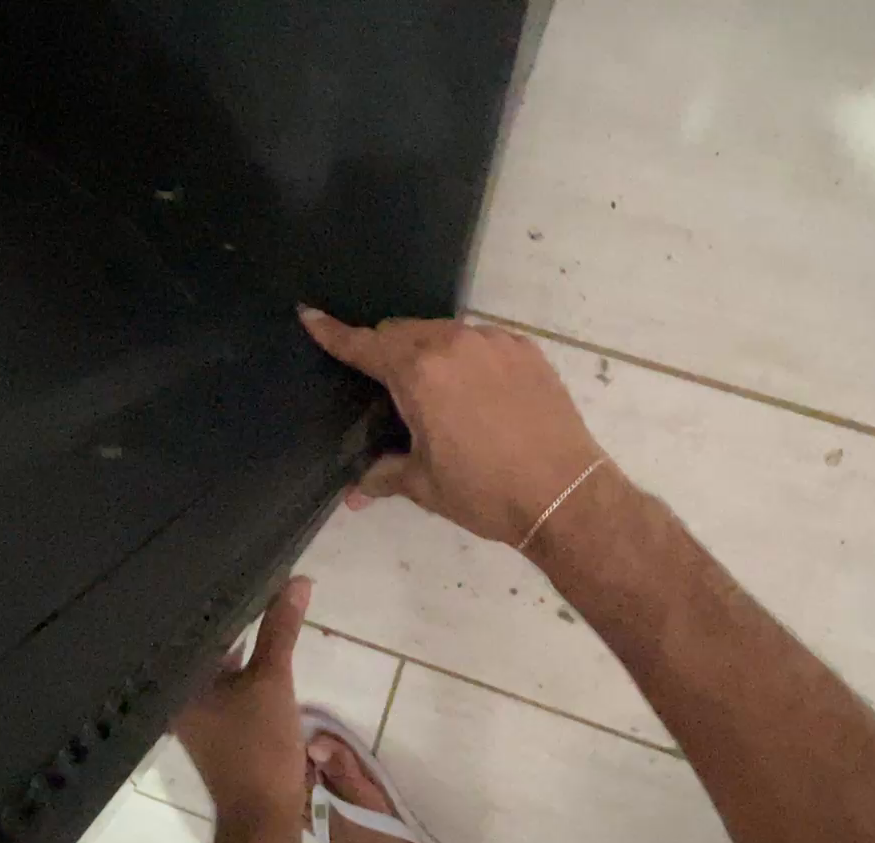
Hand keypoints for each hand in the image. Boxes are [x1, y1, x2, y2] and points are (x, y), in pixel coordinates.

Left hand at [172, 577, 311, 828]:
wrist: (264, 814)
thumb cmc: (259, 746)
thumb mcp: (274, 680)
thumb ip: (281, 629)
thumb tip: (298, 581)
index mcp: (177, 682)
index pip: (190, 627)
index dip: (211, 596)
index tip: (224, 563)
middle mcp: (176, 694)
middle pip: (203, 643)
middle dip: (226, 614)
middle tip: (244, 571)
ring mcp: (194, 712)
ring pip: (216, 663)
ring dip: (236, 638)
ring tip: (256, 598)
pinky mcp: (215, 724)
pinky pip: (226, 681)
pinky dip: (242, 662)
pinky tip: (257, 642)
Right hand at [298, 308, 604, 544]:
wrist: (564, 494)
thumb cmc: (485, 492)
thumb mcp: (425, 486)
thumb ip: (384, 476)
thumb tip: (354, 493)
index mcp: (419, 374)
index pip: (365, 344)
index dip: (333, 333)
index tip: (310, 315)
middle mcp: (454, 344)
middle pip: (402, 332)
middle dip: (384, 351)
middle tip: (385, 387)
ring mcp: (495, 343)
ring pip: (443, 333)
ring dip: (427, 353)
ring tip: (435, 395)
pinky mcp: (526, 351)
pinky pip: (481, 342)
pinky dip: (466, 358)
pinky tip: (476, 393)